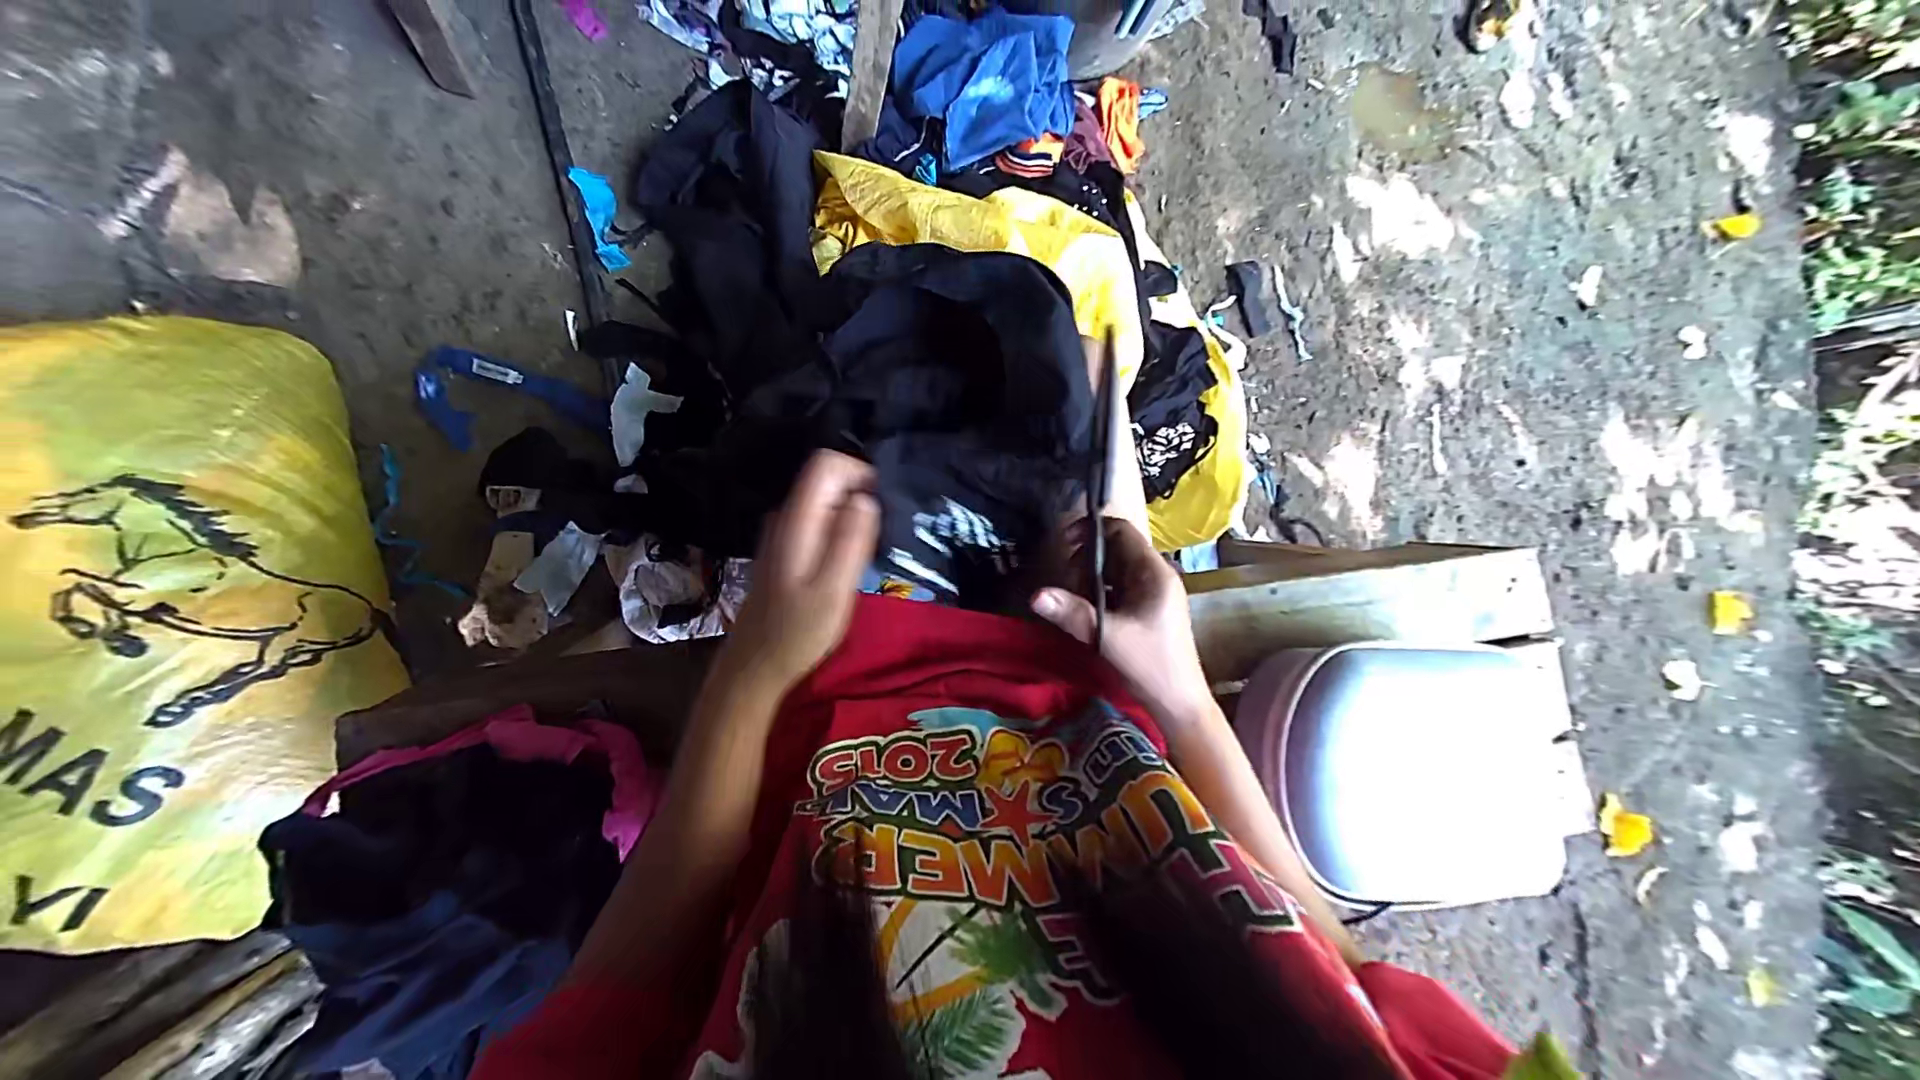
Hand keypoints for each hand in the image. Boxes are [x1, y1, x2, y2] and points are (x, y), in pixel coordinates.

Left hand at [718, 450, 880, 694]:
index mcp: (796, 520)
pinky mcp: (785, 549)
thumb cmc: (798, 633)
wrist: (756, 666)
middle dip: (860, 498)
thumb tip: (867, 498)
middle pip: (828, 479)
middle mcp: (784, 517)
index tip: (882, 506)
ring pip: (826, 502)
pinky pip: (820, 522)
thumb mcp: (833, 589)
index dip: (860, 473)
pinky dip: (839, 534)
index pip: (827, 462)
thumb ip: (850, 540)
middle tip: (877, 539)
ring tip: (865, 555)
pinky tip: (846, 567)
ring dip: (852, 518)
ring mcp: (782, 533)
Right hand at [1030, 517, 1212, 728]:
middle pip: (1116, 548)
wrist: (1179, 704)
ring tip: (1074, 598)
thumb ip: (1072, 613)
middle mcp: (1156, 576)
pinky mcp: (1146, 609)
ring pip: (1115, 569)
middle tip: (1067, 581)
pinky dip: (1099, 592)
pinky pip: (1118, 587)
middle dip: (1086, 558)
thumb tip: (1036, 595)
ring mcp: (1152, 593)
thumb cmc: (1151, 666)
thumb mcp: (1108, 637)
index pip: (1121, 531)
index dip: (1091, 530)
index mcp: (1154, 573)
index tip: (1065, 544)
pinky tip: (1086, 611)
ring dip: (1090, 577)